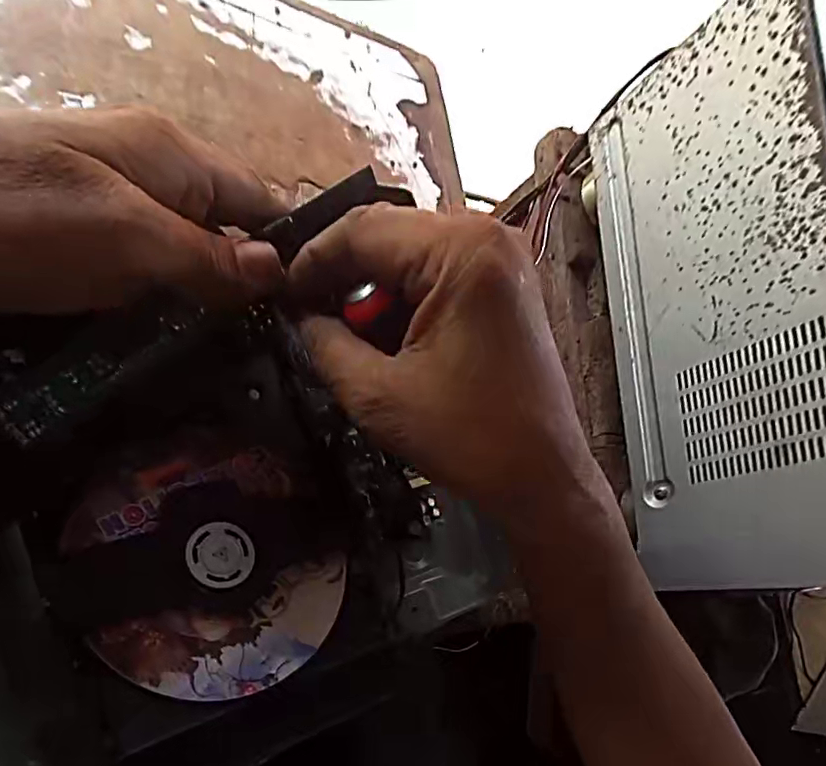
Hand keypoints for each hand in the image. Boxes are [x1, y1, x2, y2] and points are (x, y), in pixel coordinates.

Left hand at [0, 107, 287, 339]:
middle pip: (226, 239)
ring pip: (185, 269)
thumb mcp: (126, 239)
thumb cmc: (9, 221)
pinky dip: (160, 318)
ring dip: (204, 313)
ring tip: (225, 365)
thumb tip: (279, 273)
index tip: (309, 318)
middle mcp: (144, 176)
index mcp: (169, 152)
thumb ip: (210, 258)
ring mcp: (106, 217)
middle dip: (249, 293)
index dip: (291, 254)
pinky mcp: (75, 255)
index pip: (262, 201)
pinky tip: (168, 353)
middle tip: (269, 356)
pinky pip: (142, 287)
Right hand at [288, 206, 611, 533]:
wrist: (541, 478)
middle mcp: (492, 239)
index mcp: (464, 252)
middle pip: (389, 238)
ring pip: (412, 259)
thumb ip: (324, 344)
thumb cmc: (477, 442)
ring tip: (355, 343)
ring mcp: (504, 265)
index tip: (284, 291)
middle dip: (345, 280)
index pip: (363, 228)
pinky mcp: (506, 292)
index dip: (312, 260)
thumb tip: (301, 318)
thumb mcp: (378, 395)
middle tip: (313, 320)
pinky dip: (407, 307)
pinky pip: (440, 280)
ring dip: (376, 297)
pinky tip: (391, 346)